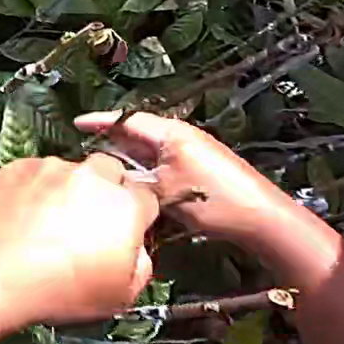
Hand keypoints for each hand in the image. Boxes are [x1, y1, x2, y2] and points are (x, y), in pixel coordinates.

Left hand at [0, 154, 158, 323]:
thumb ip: (140, 265)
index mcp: (125, 206)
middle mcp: (89, 177)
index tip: (124, 226)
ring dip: (65, 186)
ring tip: (46, 219)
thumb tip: (135, 250)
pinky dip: (33, 186)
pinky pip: (34, 171)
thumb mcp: (120, 295)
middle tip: (88, 217)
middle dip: (105, 188)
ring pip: (68, 169)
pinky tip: (22, 213)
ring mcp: (50, 168)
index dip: (136, 212)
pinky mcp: (16, 167)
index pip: (146, 195)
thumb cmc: (58, 288)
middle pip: (109, 170)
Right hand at [73, 112, 338, 284]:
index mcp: (172, 133)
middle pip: (138, 131)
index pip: (127, 120)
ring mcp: (194, 151)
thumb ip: (132, 180)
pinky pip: (162, 159)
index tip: (76, 123)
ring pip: (149, 147)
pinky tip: (132, 178)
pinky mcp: (201, 167)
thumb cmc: (213, 201)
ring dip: (127, 153)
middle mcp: (182, 136)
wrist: (267, 222)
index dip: (100, 122)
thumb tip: (109, 177)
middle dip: (111, 137)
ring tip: (102, 162)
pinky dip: (143, 164)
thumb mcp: (163, 191)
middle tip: (85, 143)